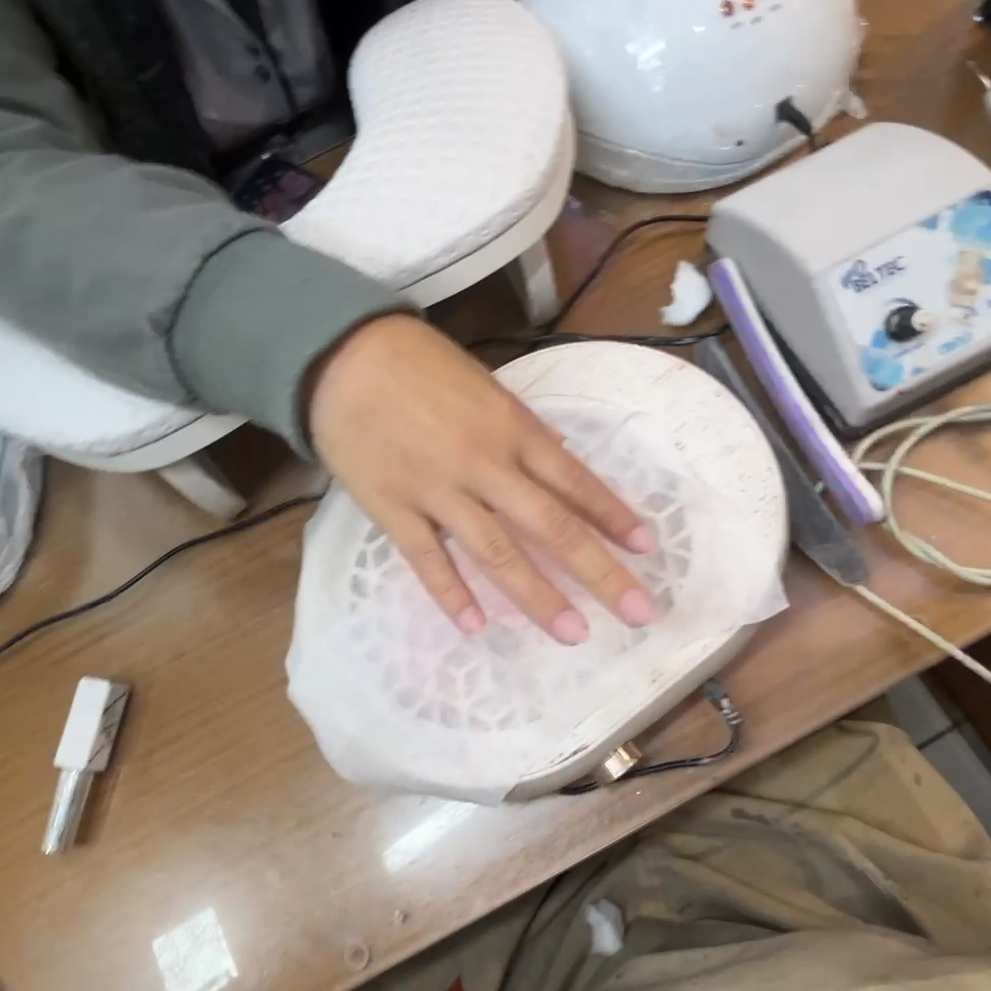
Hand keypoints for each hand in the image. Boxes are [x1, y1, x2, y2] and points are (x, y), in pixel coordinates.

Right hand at [305, 314, 657, 642]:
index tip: (648, 548)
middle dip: (600, 572)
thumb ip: (522, 431)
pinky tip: (475, 628)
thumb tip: (562, 463)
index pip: (576, 482)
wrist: (342, 356)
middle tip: (638, 611)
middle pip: (552, 528)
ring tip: (574, 633)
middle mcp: (485, 465)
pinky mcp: (394, 510)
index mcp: (512, 428)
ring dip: (539, 597)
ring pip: (498, 554)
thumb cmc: (419, 363)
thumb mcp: (486, 386)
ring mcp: (438, 492)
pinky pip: (428, 560)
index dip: (615, 516)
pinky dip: (451, 595)